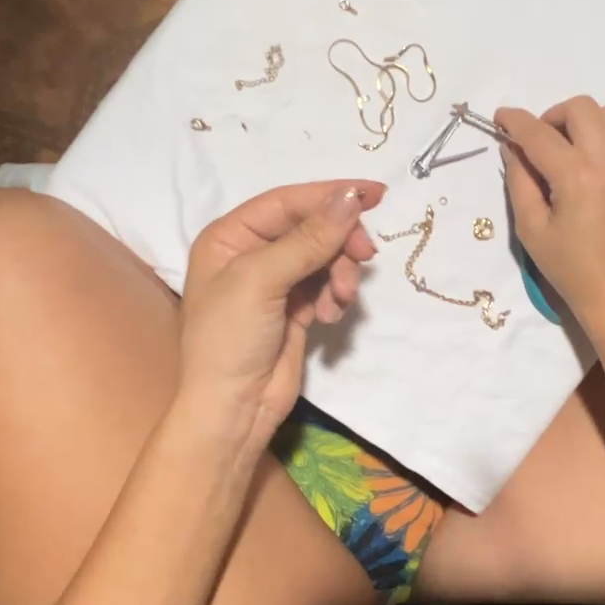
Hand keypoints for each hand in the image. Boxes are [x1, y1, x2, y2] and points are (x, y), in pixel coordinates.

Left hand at [178, 180, 384, 441]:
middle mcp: (251, 254)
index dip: (330, 195)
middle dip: (339, 243)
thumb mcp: (262, 280)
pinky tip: (328, 317)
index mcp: (229, 236)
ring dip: (339, 275)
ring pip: (324, 258)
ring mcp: (274, 284)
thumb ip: (308, 238)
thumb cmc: (230, 338)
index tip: (375, 194)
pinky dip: (334, 297)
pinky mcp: (294, 310)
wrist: (232, 409)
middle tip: (366, 257)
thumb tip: (351, 197)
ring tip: (340, 302)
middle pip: (311, 228)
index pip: (287, 202)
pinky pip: (326, 286)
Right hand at [495, 96, 604, 333]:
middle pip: (580, 108)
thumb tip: (511, 148)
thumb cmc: (568, 267)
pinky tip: (586, 158)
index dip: (515, 121)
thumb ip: (519, 182)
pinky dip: (601, 133)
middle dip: (551, 116)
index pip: (539, 134)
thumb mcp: (531, 229)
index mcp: (576, 178)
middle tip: (537, 143)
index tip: (499, 117)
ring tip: (563, 148)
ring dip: (579, 121)